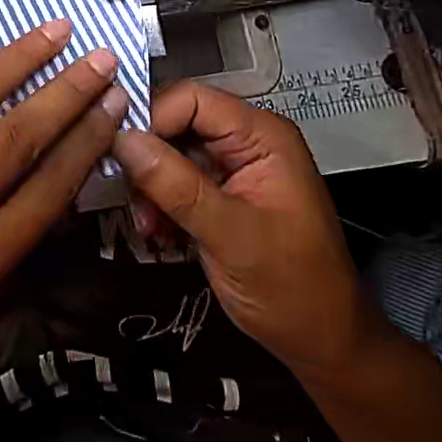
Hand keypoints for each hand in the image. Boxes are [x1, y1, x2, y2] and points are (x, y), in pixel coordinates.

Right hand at [112, 83, 370, 377]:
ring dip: (150, 187)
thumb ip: (176, 185)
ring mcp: (232, 166)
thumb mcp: (232, 236)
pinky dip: (159, 202)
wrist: (322, 342)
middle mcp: (245, 140)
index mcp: (262, 135)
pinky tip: (159, 233)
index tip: (119, 155)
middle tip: (130, 200)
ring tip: (148, 227)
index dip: (152, 119)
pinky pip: (174, 178)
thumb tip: (122, 140)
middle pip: (176, 122)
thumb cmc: (291, 288)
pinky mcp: (219, 191)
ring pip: (169, 152)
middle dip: (147, 159)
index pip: (192, 99)